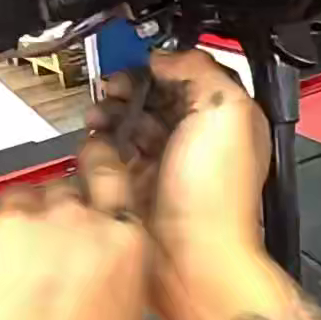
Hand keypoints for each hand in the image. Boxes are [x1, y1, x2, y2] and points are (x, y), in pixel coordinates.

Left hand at [0, 141, 147, 319]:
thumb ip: (115, 272)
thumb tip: (98, 253)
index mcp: (122, 245)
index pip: (111, 174)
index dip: (97, 167)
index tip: (89, 160)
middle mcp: (71, 221)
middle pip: (60, 192)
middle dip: (52, 221)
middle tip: (37, 266)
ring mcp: (13, 223)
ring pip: (14, 201)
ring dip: (11, 230)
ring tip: (1, 280)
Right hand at [92, 49, 320, 319]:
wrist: (190, 260)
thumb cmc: (215, 199)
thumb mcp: (226, 111)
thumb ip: (199, 70)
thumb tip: (166, 59)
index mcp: (219, 122)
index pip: (185, 78)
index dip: (158, 65)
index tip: (135, 60)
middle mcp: (190, 143)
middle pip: (151, 100)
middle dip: (127, 88)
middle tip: (110, 86)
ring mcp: (159, 167)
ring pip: (126, 125)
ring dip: (108, 113)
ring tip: (98, 113)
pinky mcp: (133, 189)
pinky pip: (108, 157)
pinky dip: (97, 145)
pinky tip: (95, 142)